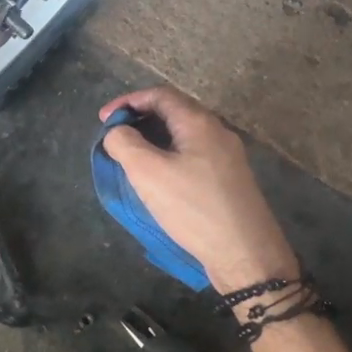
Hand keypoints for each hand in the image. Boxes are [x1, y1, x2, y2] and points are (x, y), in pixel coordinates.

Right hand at [99, 85, 297, 292]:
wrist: (248, 257)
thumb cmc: (194, 208)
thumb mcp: (147, 173)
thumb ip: (124, 142)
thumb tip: (117, 131)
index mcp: (199, 123)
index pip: (158, 95)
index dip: (127, 101)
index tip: (104, 120)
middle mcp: (217, 132)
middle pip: (173, 112)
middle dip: (139, 120)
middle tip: (115, 138)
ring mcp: (227, 157)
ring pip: (183, 136)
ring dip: (153, 140)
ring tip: (131, 159)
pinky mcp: (230, 181)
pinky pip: (193, 155)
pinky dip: (168, 156)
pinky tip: (158, 179)